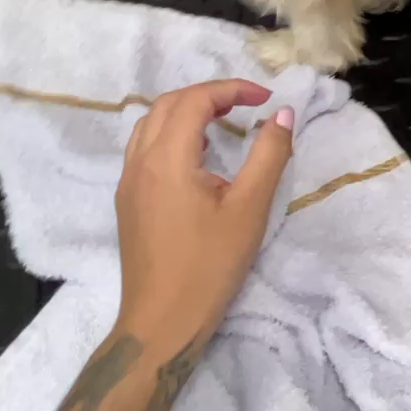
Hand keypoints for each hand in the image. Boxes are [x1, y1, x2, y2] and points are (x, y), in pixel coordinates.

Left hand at [112, 79, 294, 354]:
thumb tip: (282, 114)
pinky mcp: (129, 201)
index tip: (266, 98)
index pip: (194, 101)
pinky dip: (174, 132)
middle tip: (247, 103)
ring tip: (225, 120)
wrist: (162, 321)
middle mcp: (139, 163)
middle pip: (167, 104)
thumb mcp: (251, 206)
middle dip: (209, 94)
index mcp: (167, 160)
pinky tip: (201, 153)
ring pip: (150, 124)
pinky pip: (146, 147)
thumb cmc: (210, 263)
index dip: (231, 89)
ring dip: (188, 110)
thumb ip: (269, 153)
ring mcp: (128, 183)